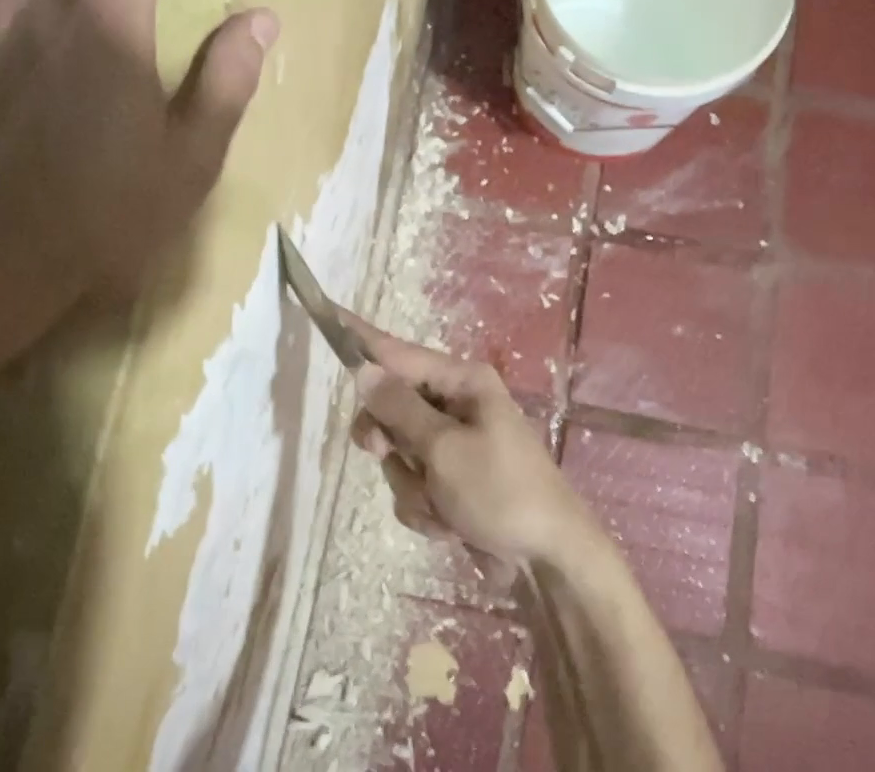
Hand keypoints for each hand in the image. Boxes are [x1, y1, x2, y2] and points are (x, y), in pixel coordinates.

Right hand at [344, 313, 598, 571]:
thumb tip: (364, 368)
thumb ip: (398, 408)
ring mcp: (453, 447)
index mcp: (463, 383)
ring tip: (443, 504)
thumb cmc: (500, 491)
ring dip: (412, 485)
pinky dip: (424, 508)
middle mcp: (457, 406)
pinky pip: (412, 485)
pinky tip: (450, 524)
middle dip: (388, 439)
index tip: (327, 314)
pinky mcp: (450, 483)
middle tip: (383, 451)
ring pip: (397, 453)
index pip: (398, 353)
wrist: (547, 560)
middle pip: (389, 406)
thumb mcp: (444, 448)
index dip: (361, 340)